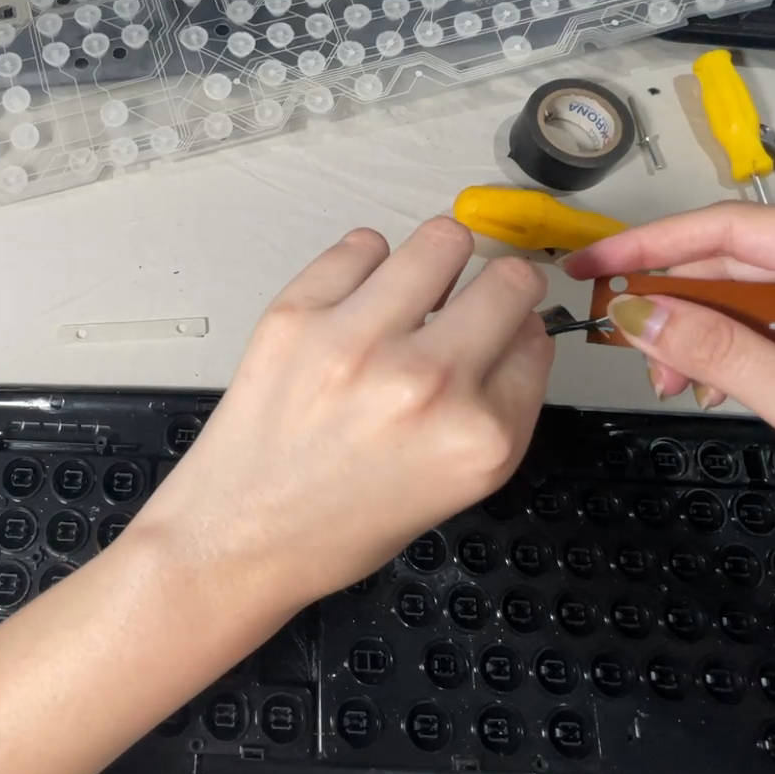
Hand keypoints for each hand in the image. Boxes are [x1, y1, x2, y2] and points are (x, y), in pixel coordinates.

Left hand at [128, 218, 554, 608]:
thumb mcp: (451, 485)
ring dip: (436, 260)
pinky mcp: (298, 316)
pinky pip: (361, 244)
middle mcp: (428, 383)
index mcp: (479, 438)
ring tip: (408, 293)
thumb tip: (511, 327)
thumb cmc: (337, 526)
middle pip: (507, 281)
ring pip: (441, 238)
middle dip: (495, 287)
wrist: (238, 535)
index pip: (536, 340)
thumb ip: (495, 406)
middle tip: (461, 303)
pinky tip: (352, 302)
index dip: (517, 331)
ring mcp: (357, 341)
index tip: (497, 328)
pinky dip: (366, 264)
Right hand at [563, 202, 774, 595]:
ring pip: (757, 290)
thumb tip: (633, 314)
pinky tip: (713, 379)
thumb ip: (727, 356)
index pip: (743, 230)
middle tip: (617, 338)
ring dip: (702, 330)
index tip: (588, 264)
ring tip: (672, 380)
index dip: (652, 244)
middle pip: (745, 257)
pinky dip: (737, 348)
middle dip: (675, 298)